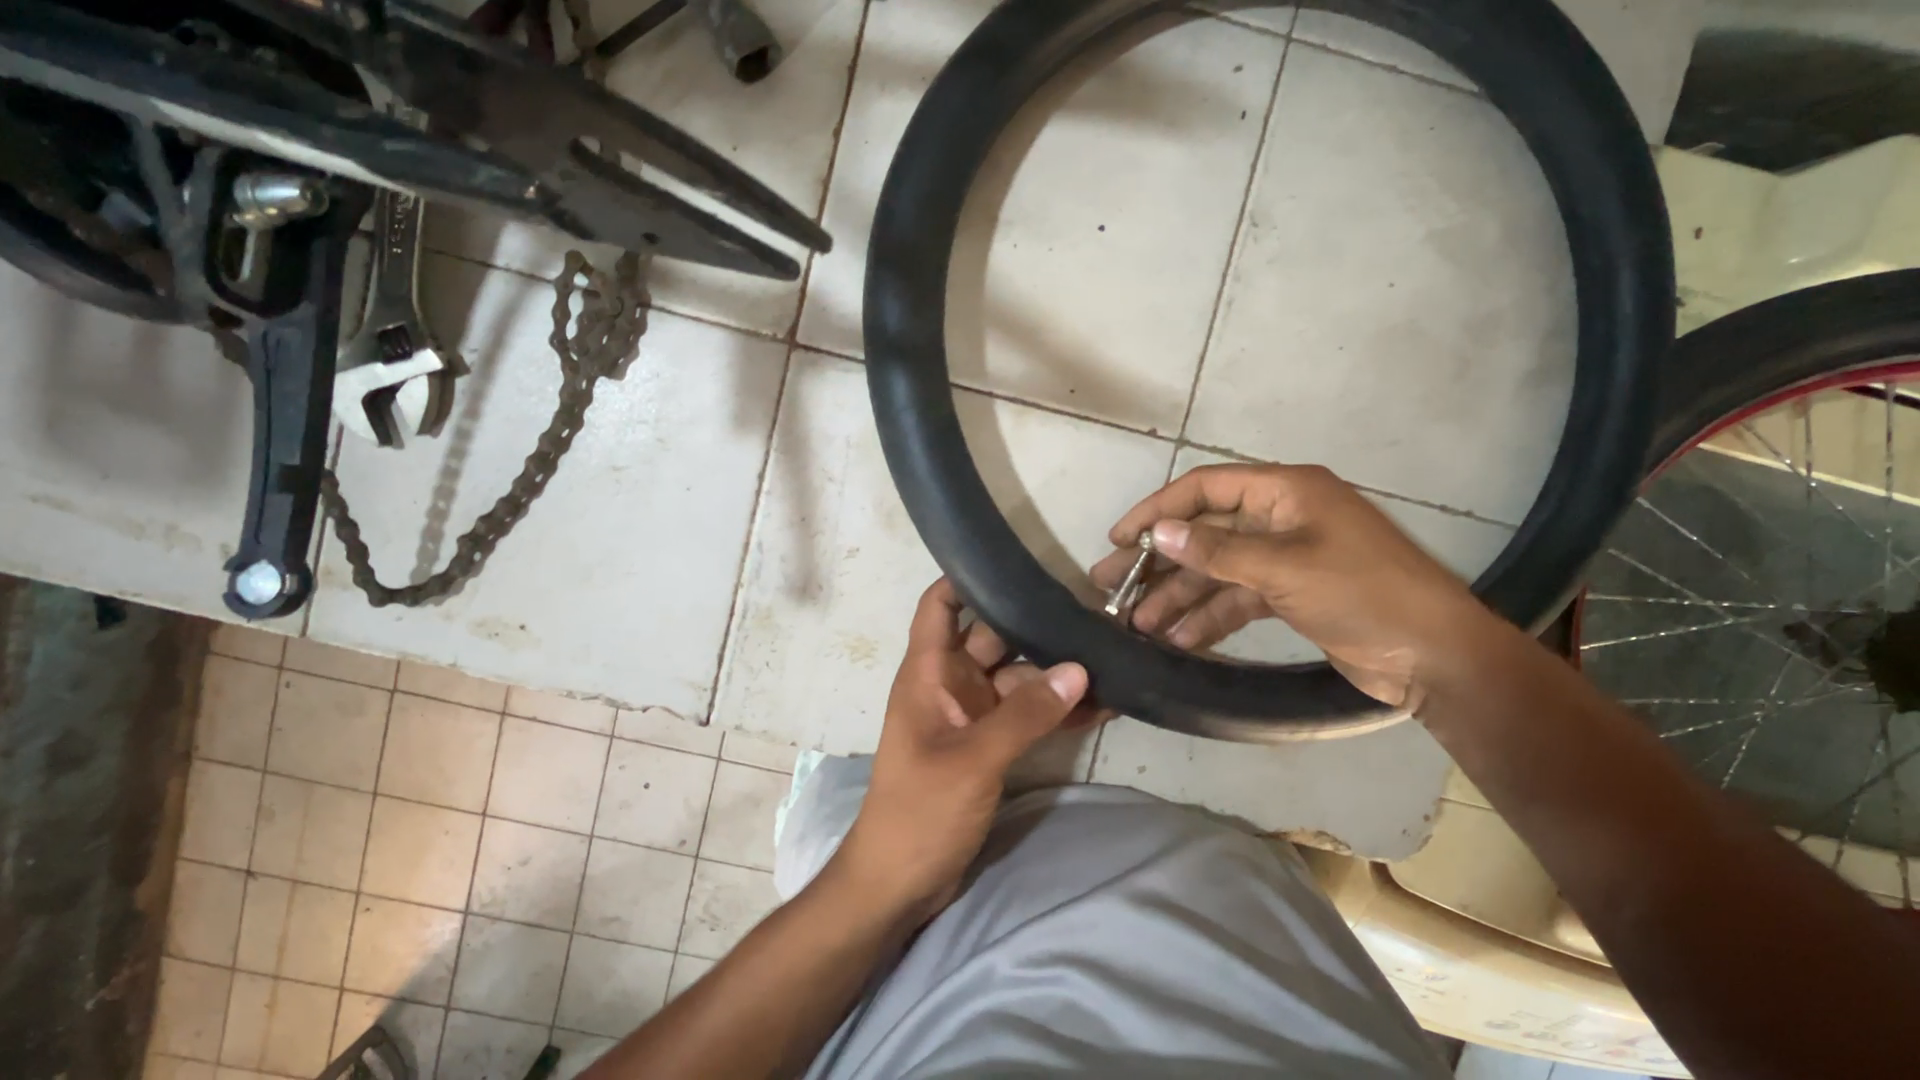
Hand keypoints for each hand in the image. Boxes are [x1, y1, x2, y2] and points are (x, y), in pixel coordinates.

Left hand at [832, 580, 1092, 924]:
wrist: (899, 882)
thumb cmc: (920, 810)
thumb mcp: (973, 759)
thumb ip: (1025, 714)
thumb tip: (1078, 669)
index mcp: (928, 673)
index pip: (940, 605)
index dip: (967, 576)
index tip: (1017, 558)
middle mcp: (950, 686)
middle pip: (993, 637)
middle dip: (1036, 624)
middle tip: (1095, 610)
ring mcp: (972, 717)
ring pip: (1018, 679)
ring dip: (1057, 673)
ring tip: (1112, 656)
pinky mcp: (990, 748)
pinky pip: (1027, 717)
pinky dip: (1058, 712)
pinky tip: (1103, 705)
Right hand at [1089, 463, 1501, 708]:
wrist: (1434, 654)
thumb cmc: (1362, 593)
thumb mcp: (1284, 569)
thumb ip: (1217, 552)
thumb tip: (1158, 535)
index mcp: (1286, 491)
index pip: (1205, 489)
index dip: (1158, 511)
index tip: (1118, 540)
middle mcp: (1282, 518)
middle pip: (1206, 533)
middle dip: (1160, 562)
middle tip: (1112, 587)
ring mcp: (1287, 558)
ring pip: (1218, 571)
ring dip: (1180, 596)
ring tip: (1137, 624)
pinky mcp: (1293, 595)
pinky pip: (1238, 598)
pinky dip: (1210, 617)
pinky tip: (1178, 640)